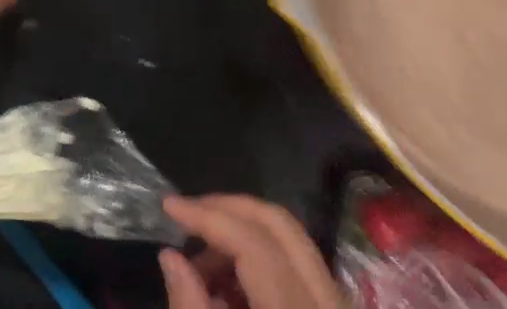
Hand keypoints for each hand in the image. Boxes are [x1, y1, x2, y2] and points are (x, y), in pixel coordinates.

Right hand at [160, 195, 342, 308]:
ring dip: (241, 233)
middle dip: (228, 208)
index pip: (254, 244)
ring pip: (292, 241)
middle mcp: (329, 302)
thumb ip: (189, 306)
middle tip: (187, 213)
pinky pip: (300, 266)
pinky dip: (261, 259)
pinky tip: (230, 282)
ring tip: (202, 259)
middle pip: (281, 226)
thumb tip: (171, 257)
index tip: (168, 206)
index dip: (207, 217)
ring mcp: (339, 305)